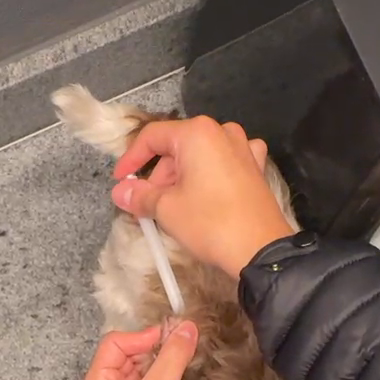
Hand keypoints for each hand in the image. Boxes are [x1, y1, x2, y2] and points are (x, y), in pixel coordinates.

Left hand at [76, 322, 198, 379]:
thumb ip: (173, 356)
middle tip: (179, 348)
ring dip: (156, 364)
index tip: (171, 338)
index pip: (115, 343)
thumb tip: (187, 327)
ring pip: (135, 371)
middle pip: (124, 355)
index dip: (143, 336)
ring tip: (180, 363)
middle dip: (151, 349)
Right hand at [110, 117, 296, 278]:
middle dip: (159, 175)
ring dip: (182, 178)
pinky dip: (208, 177)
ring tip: (174, 206)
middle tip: (147, 204)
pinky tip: (205, 193)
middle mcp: (222, 131)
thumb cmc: (210, 223)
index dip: (131, 159)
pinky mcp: (255, 168)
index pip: (152, 137)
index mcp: (196, 133)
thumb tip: (120, 192)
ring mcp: (243, 148)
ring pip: (200, 156)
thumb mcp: (167, 210)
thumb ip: (140, 196)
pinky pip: (224, 164)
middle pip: (177, 147)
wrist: (259, 249)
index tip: (120, 182)